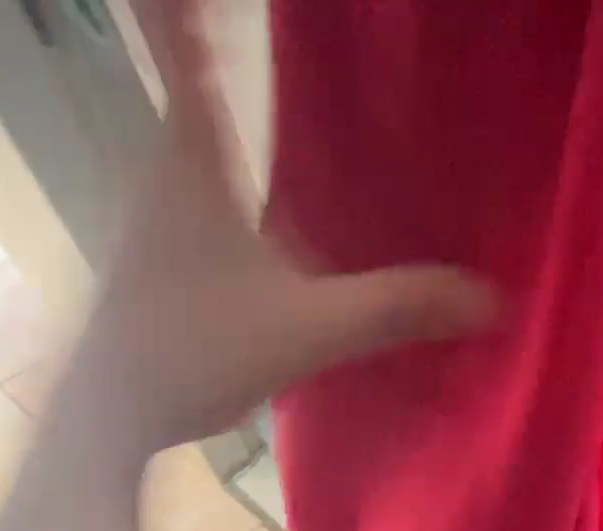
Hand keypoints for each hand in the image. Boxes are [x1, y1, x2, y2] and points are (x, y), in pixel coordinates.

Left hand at [77, 0, 494, 451]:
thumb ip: (396, 309)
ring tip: (315, 114)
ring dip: (243, 119)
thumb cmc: (194, 349)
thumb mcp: (309, 329)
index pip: (179, 41)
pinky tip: (290, 219)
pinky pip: (215, 197)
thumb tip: (489, 299)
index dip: (188, 3)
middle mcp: (169, 171)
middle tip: (320, 53)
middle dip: (230, 51)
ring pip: (207, 144)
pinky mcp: (168, 258)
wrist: (112, 417)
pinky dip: (246, 184)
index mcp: (193, 158)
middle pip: (196, 81)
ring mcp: (161, 216)